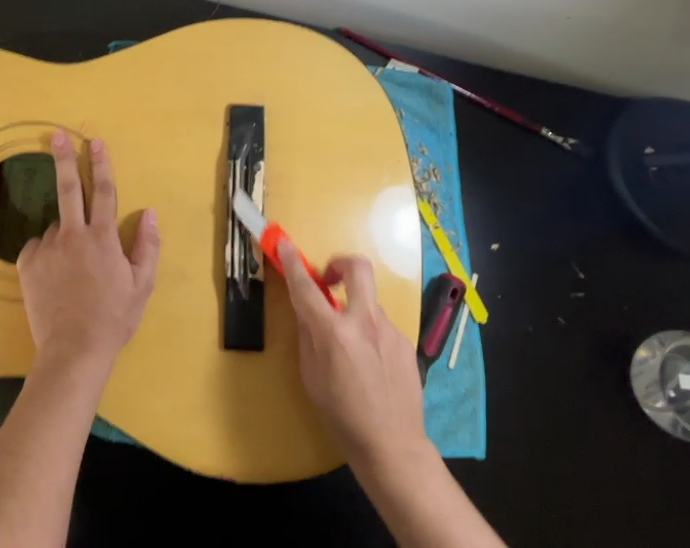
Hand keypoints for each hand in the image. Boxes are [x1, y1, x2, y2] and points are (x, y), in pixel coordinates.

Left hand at [16, 132, 160, 374]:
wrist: (73, 350)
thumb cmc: (114, 318)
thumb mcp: (142, 284)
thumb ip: (147, 245)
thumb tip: (150, 213)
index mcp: (103, 238)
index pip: (103, 190)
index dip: (100, 164)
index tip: (95, 141)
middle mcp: (72, 235)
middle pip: (68, 188)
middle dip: (63, 158)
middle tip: (56, 135)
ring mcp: (47, 249)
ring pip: (56, 228)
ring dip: (65, 234)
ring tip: (74, 270)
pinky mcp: (27, 264)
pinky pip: (38, 248)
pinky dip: (47, 253)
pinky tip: (55, 276)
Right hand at [279, 244, 428, 473]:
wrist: (392, 444)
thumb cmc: (341, 416)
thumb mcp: (310, 377)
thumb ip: (308, 336)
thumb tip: (307, 310)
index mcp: (333, 332)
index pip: (307, 287)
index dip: (293, 262)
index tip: (284, 244)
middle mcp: (363, 322)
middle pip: (357, 267)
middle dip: (340, 263)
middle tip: (329, 279)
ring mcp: (389, 330)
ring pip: (368, 303)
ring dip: (355, 312)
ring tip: (351, 350)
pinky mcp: (405, 342)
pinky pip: (381, 327)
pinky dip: (370, 335)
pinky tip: (370, 367)